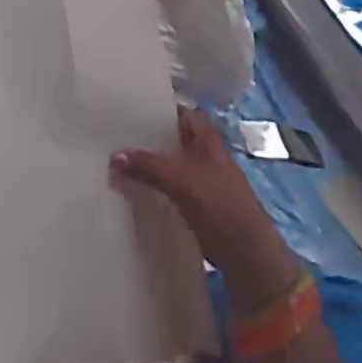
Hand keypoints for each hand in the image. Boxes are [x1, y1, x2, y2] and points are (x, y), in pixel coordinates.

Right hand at [112, 108, 300, 308]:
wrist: (247, 255)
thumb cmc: (220, 205)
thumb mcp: (180, 180)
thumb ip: (148, 165)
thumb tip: (114, 155)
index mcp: (209, 142)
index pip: (184, 114)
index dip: (163, 109)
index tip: (134, 108)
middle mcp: (207, 157)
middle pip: (175, 140)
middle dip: (150, 138)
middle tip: (118, 133)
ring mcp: (205, 182)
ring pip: (172, 165)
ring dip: (151, 164)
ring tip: (119, 159)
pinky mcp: (199, 206)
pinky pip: (171, 188)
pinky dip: (155, 186)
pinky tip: (133, 188)